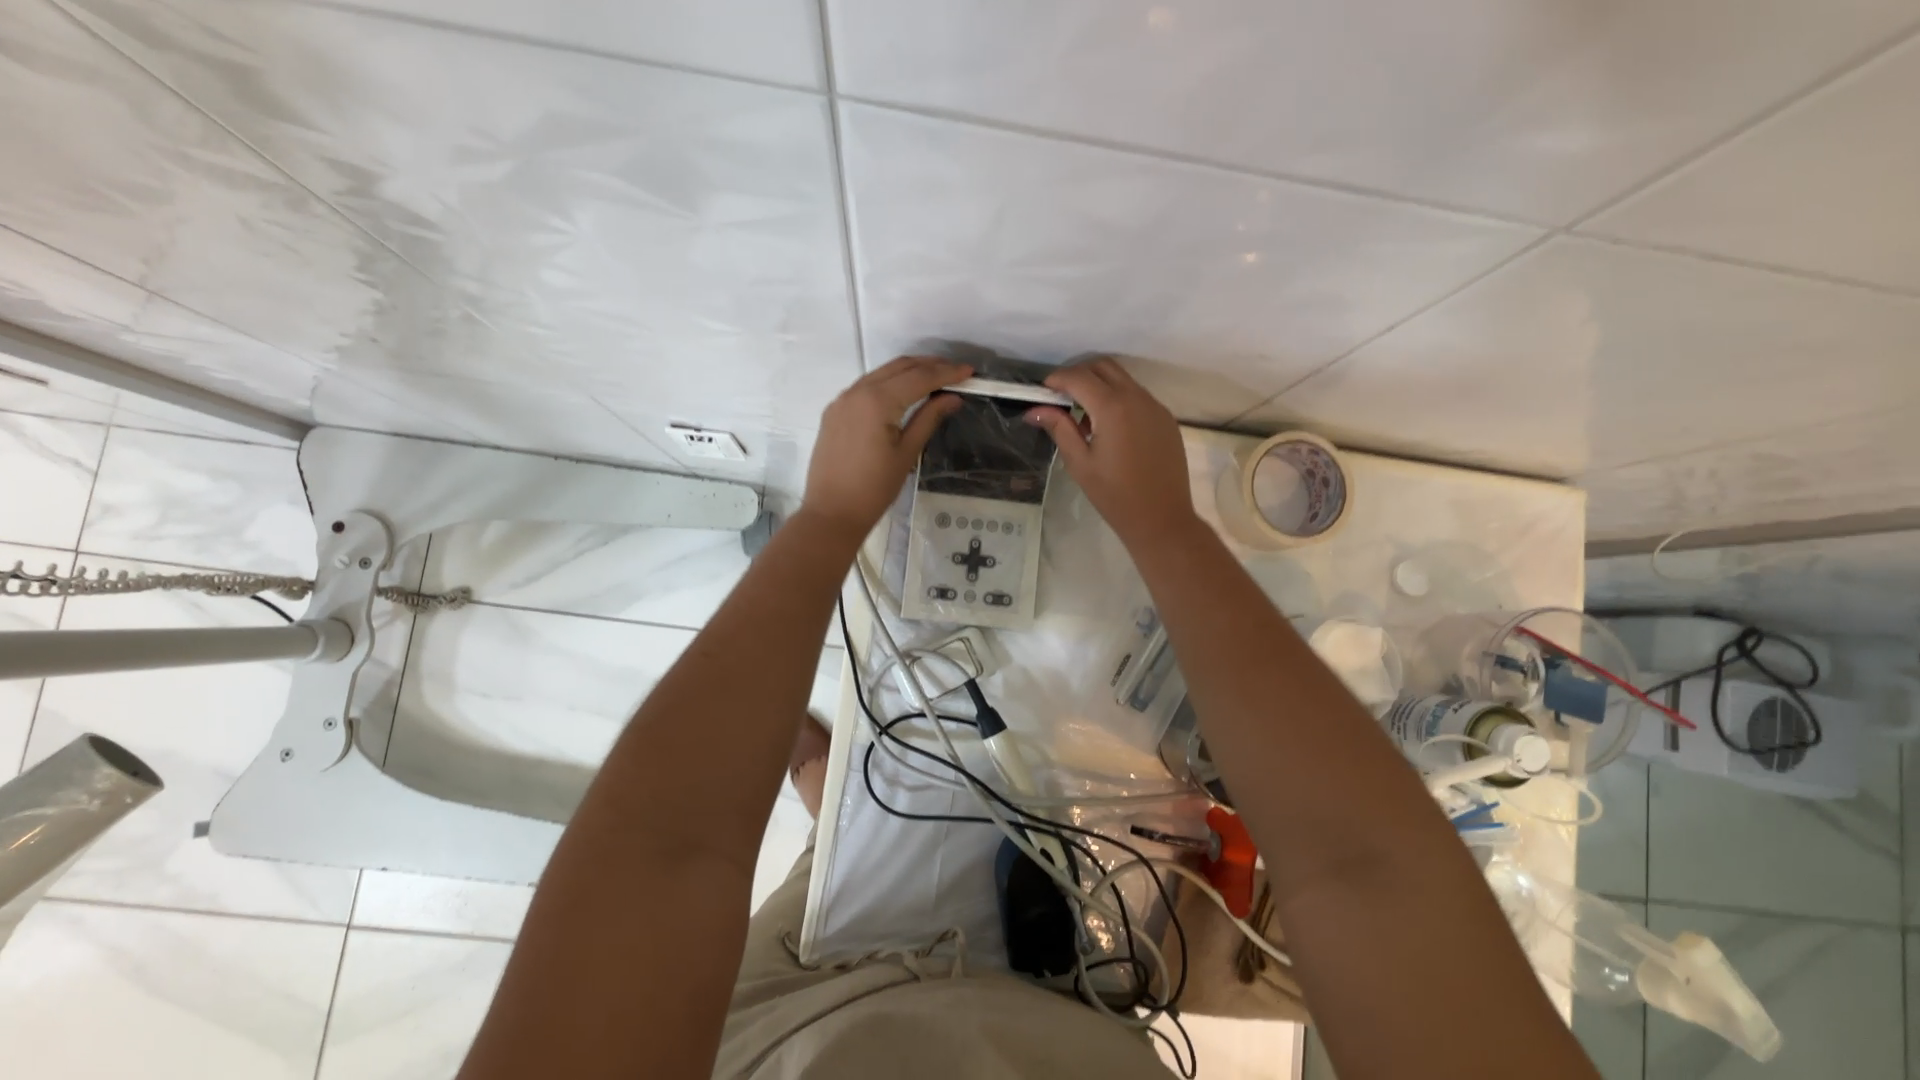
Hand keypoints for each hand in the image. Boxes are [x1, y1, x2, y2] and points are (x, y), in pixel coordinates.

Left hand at [800, 356, 970, 536]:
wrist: (831, 512)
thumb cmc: (874, 488)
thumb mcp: (907, 453)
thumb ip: (929, 418)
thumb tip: (952, 397)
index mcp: (877, 401)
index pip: (919, 377)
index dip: (946, 372)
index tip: (969, 371)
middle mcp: (857, 391)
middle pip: (899, 367)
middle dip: (929, 365)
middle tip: (955, 371)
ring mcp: (842, 400)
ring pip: (881, 373)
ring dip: (908, 371)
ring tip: (934, 377)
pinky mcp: (834, 411)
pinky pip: (865, 386)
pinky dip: (888, 382)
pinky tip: (903, 392)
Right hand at [1025, 358, 1198, 546]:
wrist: (1162, 518)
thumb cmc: (1115, 495)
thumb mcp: (1080, 463)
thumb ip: (1059, 428)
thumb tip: (1035, 410)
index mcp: (1112, 408)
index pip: (1078, 377)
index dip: (1057, 380)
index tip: (1043, 392)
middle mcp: (1137, 398)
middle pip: (1103, 367)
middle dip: (1079, 374)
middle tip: (1061, 398)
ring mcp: (1155, 407)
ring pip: (1123, 379)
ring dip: (1100, 385)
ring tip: (1084, 416)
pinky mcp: (1166, 419)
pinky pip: (1138, 396)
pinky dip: (1119, 399)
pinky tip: (1110, 428)